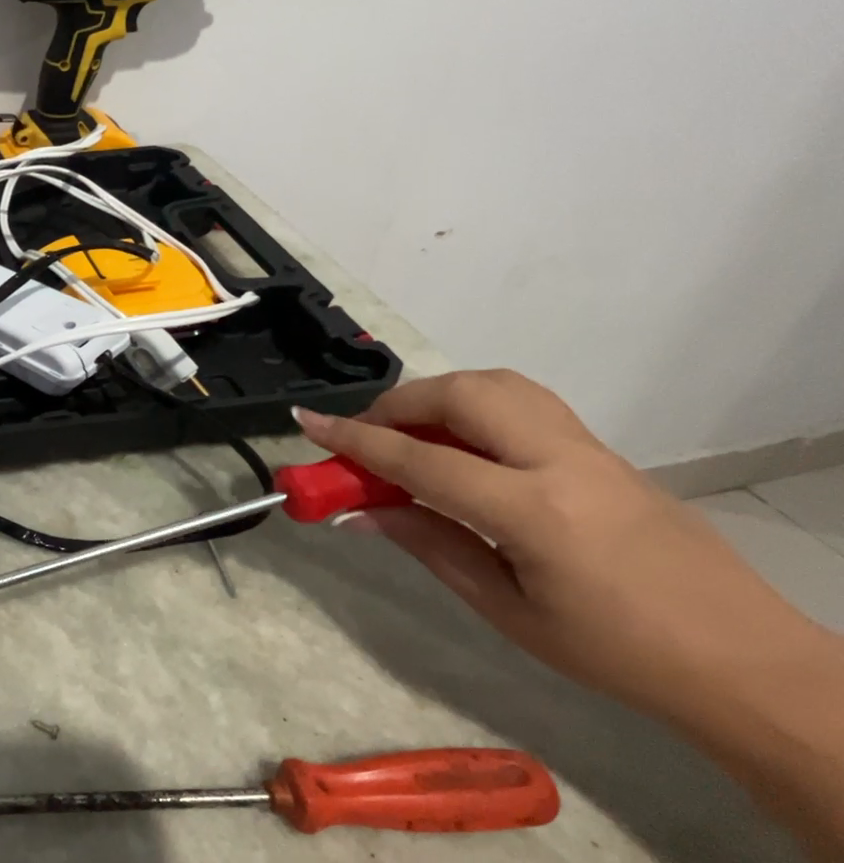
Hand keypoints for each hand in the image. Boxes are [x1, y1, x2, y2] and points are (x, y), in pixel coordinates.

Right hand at [292, 370, 823, 715]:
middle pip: (463, 394)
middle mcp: (562, 462)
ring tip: (409, 435)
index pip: (421, 458)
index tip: (306, 424)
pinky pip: (526, 404)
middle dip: (398, 404)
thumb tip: (359, 511)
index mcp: (534, 512)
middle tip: (364, 437)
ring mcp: (592, 450)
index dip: (354, 440)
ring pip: (499, 385)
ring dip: (439, 397)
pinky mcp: (606, 453)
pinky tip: (463, 445)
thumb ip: (429, 544)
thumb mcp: (505, 608)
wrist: (742, 661)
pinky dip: (476, 406)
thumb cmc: (615, 652)